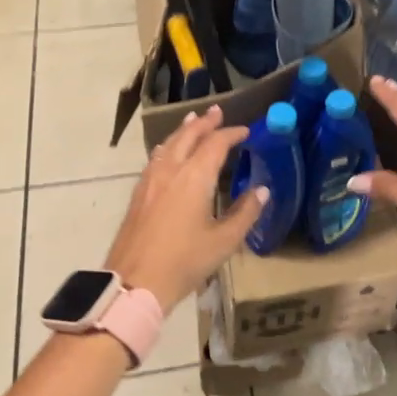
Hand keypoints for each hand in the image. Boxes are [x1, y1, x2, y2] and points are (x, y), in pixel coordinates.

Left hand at [106, 105, 265, 312]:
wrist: (134, 283)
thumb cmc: (184, 262)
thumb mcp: (224, 242)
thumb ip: (245, 213)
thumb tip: (262, 191)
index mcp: (194, 177)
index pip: (215, 144)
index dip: (232, 134)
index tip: (246, 131)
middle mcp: (170, 171)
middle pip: (188, 136)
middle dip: (204, 123)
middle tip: (217, 112)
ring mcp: (150, 181)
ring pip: (168, 144)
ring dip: (183, 131)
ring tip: (193, 122)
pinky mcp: (138, 194)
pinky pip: (155, 159)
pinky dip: (167, 147)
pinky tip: (167, 152)